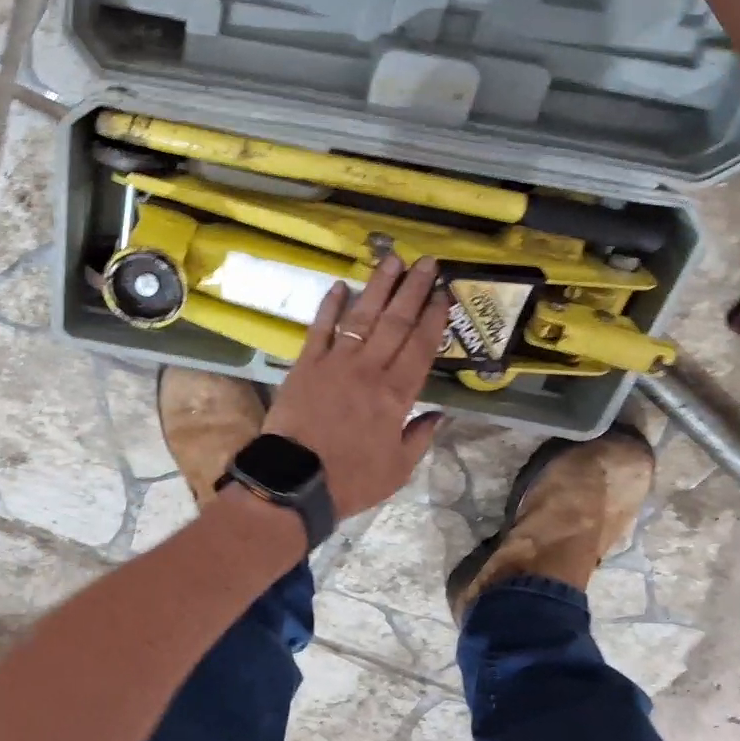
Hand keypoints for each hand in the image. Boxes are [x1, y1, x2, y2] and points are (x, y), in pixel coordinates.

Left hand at [263, 256, 451, 519]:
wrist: (295, 481)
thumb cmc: (350, 480)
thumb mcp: (398, 469)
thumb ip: (420, 437)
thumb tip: (439, 414)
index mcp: (396, 395)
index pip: (421, 346)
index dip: (435, 318)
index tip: (444, 294)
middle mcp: (369, 370)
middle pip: (396, 322)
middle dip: (413, 289)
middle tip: (426, 262)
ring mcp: (335, 364)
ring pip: (362, 317)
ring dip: (378, 286)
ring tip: (391, 259)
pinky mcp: (305, 365)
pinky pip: (320, 329)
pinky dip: (330, 306)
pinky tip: (340, 286)